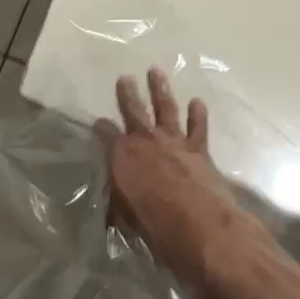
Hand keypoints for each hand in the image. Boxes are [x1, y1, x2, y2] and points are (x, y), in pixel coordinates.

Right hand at [100, 68, 267, 286]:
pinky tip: (197, 102)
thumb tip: (110, 210)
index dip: (101, 128)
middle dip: (127, 93)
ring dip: (160, 89)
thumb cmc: (155, 226)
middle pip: (133, 109)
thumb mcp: (125, 218)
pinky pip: (197, 126)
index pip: (105, 133)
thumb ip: (118, 205)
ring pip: (165, 108)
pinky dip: (197, 114)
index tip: (98, 124)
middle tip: (125, 77)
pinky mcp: (198, 149)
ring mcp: (174, 141)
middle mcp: (145, 140)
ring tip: (156, 71)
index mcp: (121, 154)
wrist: (201, 226)